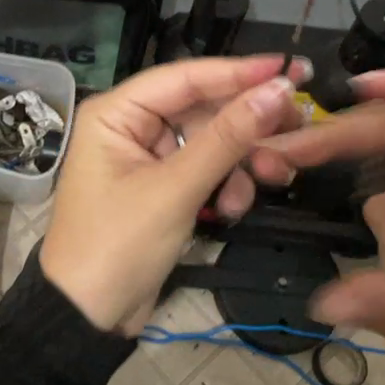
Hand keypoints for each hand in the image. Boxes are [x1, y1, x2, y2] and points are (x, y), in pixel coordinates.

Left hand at [40, 55, 306, 334]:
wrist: (88, 316)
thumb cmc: (118, 246)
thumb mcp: (175, 190)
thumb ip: (227, 139)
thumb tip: (277, 90)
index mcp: (115, 114)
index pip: (184, 77)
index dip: (238, 72)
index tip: (292, 68)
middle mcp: (129, 126)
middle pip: (201, 109)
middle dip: (245, 127)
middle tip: (296, 129)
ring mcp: (146, 159)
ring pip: (209, 142)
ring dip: (239, 162)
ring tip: (268, 180)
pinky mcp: (161, 188)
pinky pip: (203, 171)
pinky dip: (224, 186)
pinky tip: (231, 210)